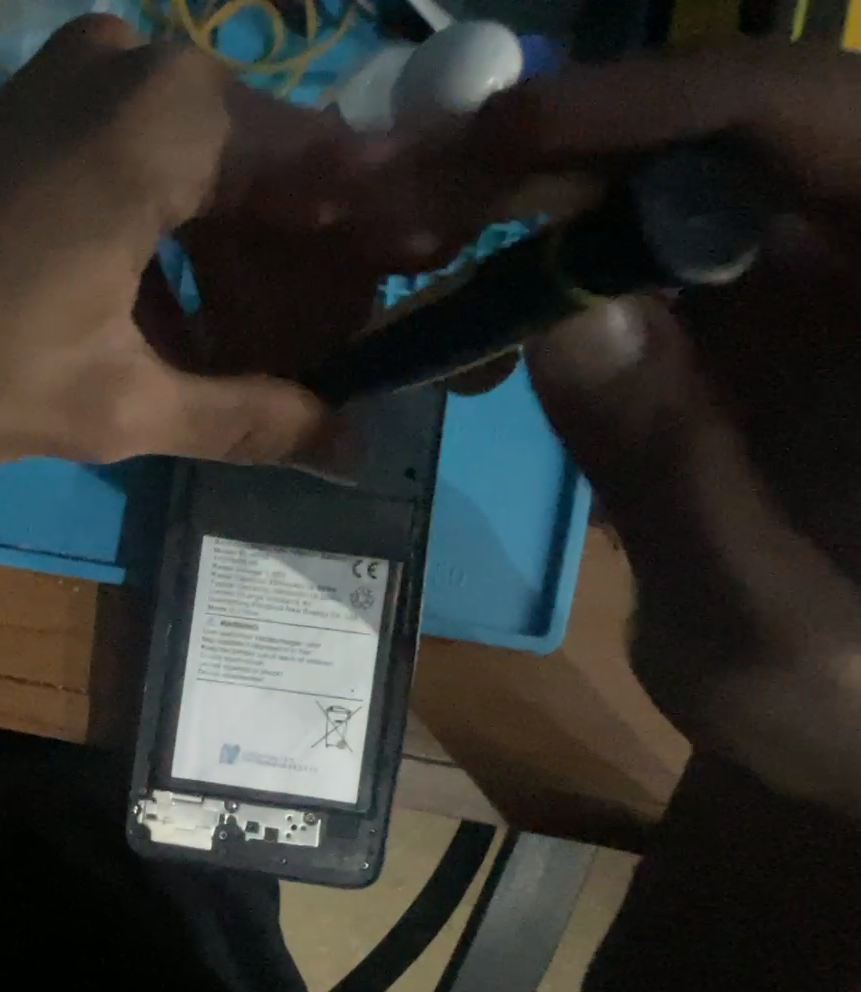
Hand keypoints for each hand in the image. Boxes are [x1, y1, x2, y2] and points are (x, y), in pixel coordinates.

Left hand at [0, 16, 410, 467]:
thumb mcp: (109, 406)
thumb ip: (242, 416)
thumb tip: (347, 442)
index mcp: (173, 118)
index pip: (328, 180)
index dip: (371, 262)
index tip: (399, 326)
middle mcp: (136, 69)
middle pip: (261, 180)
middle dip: (291, 287)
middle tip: (308, 381)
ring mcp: (71, 87)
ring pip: (195, 184)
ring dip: (227, 281)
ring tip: (239, 380)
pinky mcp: (27, 122)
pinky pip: (131, 181)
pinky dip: (161, 257)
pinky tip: (169, 339)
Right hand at [478, 46, 860, 812]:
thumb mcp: (766, 622)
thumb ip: (670, 465)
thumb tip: (553, 312)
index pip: (846, 129)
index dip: (675, 102)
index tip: (510, 132)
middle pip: (758, 141)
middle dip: (590, 150)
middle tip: (437, 191)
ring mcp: (839, 305)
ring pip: (695, 196)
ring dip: (558, 211)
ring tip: (440, 250)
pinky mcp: (767, 339)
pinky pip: (658, 268)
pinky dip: (561, 276)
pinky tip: (486, 322)